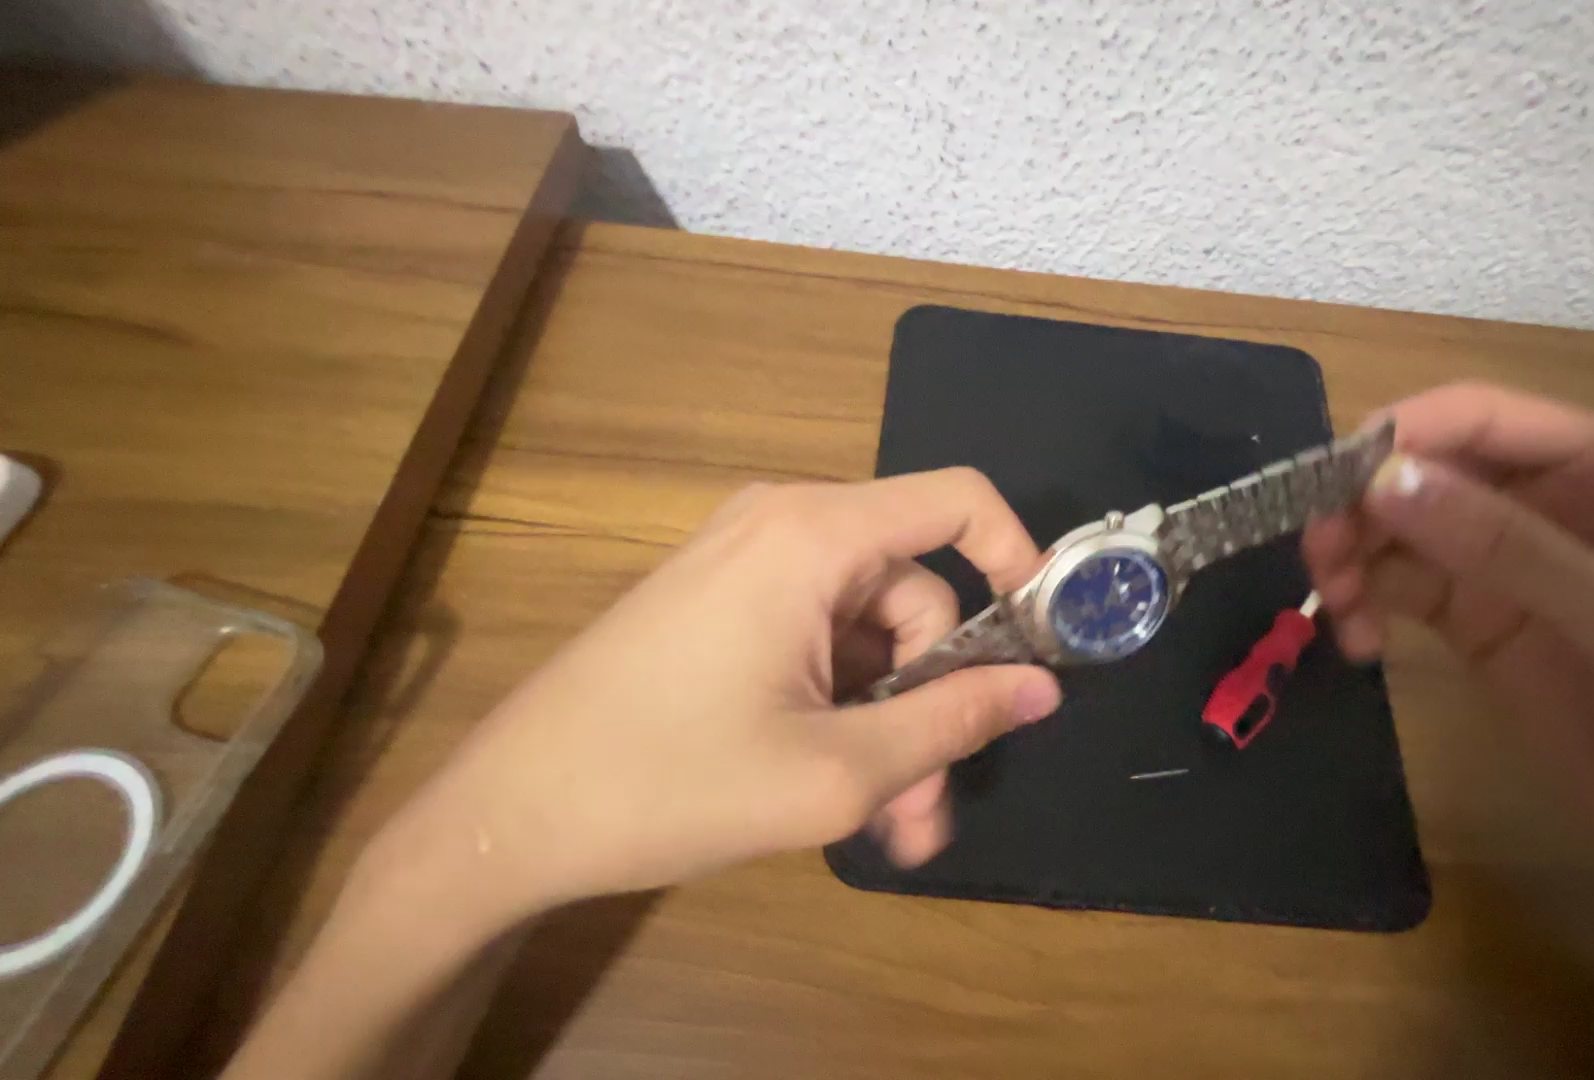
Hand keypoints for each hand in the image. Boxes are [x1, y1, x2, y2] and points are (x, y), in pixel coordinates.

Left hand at [376, 469, 1061, 928]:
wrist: (506, 817)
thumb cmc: (670, 784)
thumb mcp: (836, 771)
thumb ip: (952, 720)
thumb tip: (1041, 688)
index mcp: (813, 534)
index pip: (957, 500)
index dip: (1016, 557)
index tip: (1036, 641)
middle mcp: (784, 525)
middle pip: (911, 591)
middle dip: (932, 697)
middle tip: (926, 806)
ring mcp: (748, 562)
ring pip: (866, 630)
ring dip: (888, 719)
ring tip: (883, 819)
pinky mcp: (725, 602)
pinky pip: (818, 637)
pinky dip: (842, 704)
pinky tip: (832, 781)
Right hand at [1304, 383, 1593, 1075]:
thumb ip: (1503, 547)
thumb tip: (1380, 482)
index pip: (1476, 419)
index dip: (1397, 439)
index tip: (1331, 489)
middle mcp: (1539, 497)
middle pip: (1417, 472)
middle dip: (1359, 509)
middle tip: (1320, 560)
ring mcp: (1496, 558)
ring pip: (1392, 530)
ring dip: (1351, 559)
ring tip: (1337, 608)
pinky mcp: (1466, 614)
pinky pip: (1390, 586)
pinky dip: (1360, 605)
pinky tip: (1360, 642)